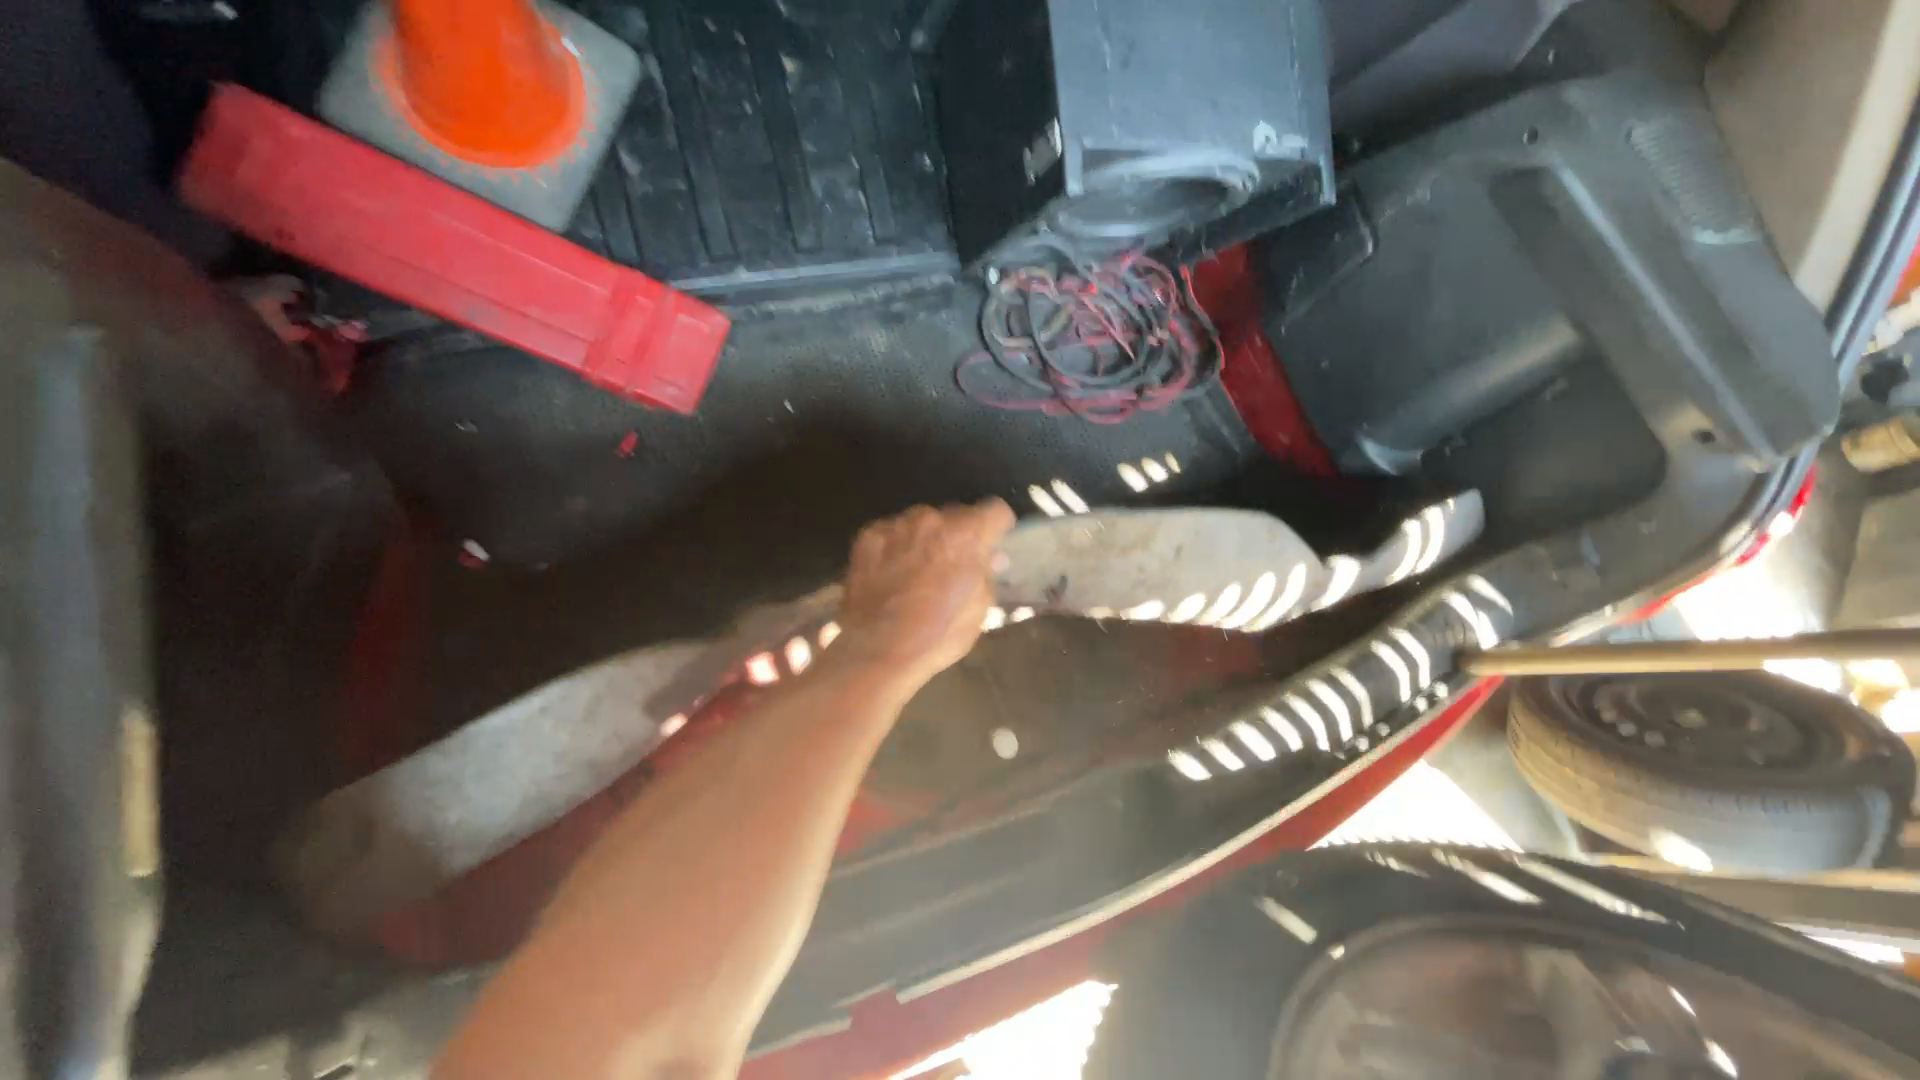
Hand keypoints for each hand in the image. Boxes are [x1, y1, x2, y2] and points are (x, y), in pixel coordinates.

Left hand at [831, 499, 1015, 691]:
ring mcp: (897, 525)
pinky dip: (896, 546)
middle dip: (959, 535)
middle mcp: (932, 519)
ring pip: (921, 522)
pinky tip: (892, 573)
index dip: (997, 527)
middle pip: (956, 515)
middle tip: (955, 564)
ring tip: (919, 570)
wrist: (878, 648)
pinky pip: (892, 533)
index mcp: (967, 535)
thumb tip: (990, 558)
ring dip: (926, 538)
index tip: (993, 543)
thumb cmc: (938, 634)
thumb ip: (986, 574)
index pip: (995, 510)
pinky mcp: (868, 536)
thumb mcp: (979, 610)